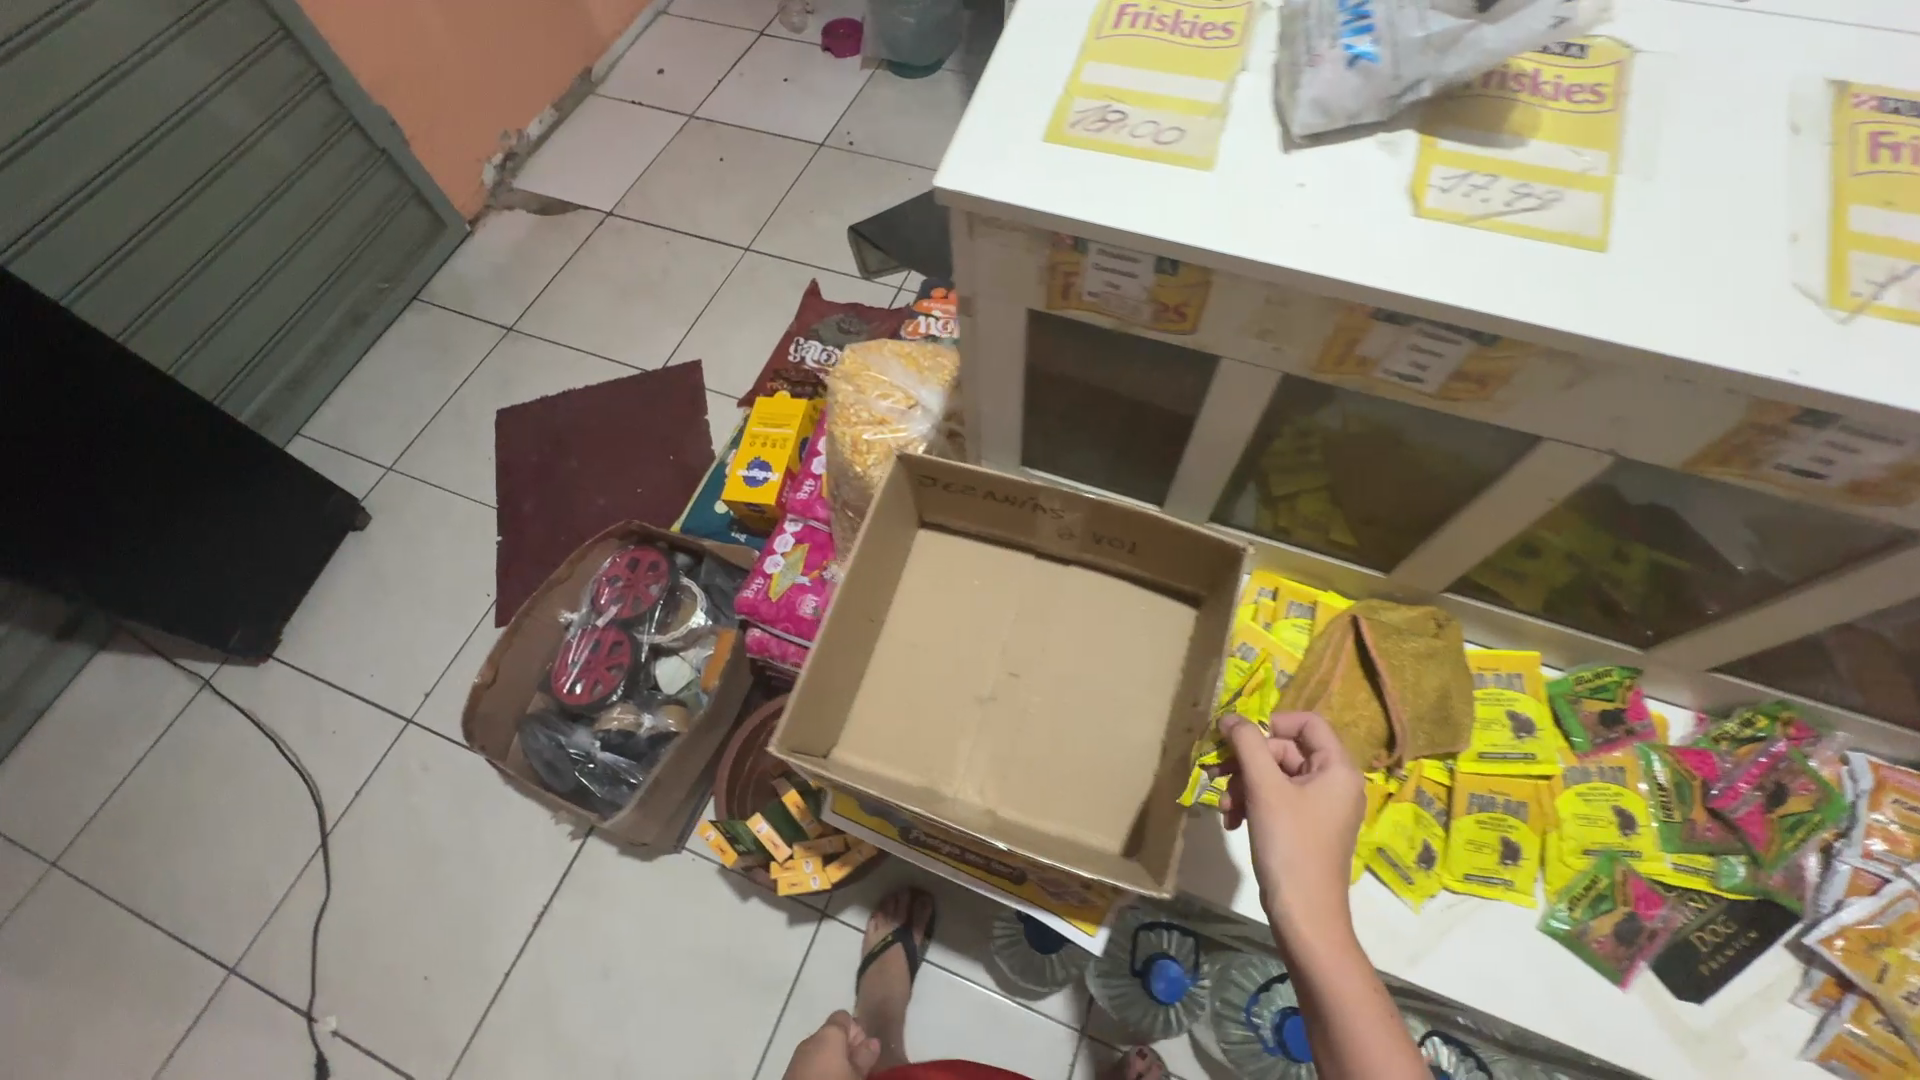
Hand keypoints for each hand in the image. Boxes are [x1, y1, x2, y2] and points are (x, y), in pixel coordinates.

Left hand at [783, 1010, 880, 1079]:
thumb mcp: (857, 1076)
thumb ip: (865, 1056)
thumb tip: (872, 1041)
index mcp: (828, 1033)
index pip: (844, 1017)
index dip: (857, 1031)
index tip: (864, 1053)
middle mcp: (811, 1039)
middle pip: (832, 1035)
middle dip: (845, 1050)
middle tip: (857, 1071)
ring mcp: (797, 1058)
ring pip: (820, 1052)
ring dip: (832, 1063)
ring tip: (844, 1079)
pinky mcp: (789, 1074)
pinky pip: (810, 1065)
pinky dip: (820, 1072)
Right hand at [1218, 711, 1365, 942]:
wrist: (1304, 913)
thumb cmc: (1290, 844)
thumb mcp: (1264, 788)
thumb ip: (1247, 745)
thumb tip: (1230, 717)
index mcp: (1337, 768)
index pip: (1307, 723)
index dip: (1272, 723)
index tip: (1241, 738)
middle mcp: (1334, 782)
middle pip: (1284, 750)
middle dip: (1247, 762)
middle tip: (1217, 775)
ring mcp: (1320, 806)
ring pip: (1274, 776)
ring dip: (1243, 785)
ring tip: (1225, 807)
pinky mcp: (1305, 826)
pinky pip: (1275, 799)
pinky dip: (1252, 804)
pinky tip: (1233, 821)